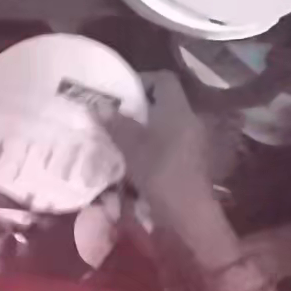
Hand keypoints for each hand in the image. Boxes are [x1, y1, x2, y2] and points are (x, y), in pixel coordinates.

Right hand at [100, 72, 215, 224]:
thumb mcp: (131, 146)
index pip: (163, 79)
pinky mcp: (190, 156)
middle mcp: (189, 118)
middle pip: (164, 100)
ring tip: (119, 133)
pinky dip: (151, 139)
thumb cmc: (159, 171)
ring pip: (165, 120)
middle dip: (138, 104)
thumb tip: (98, 104)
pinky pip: (169, 137)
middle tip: (113, 112)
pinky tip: (134, 153)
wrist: (187, 210)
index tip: (119, 91)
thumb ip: (116, 123)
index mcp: (176, 110)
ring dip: (143, 123)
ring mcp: (192, 138)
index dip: (141, 79)